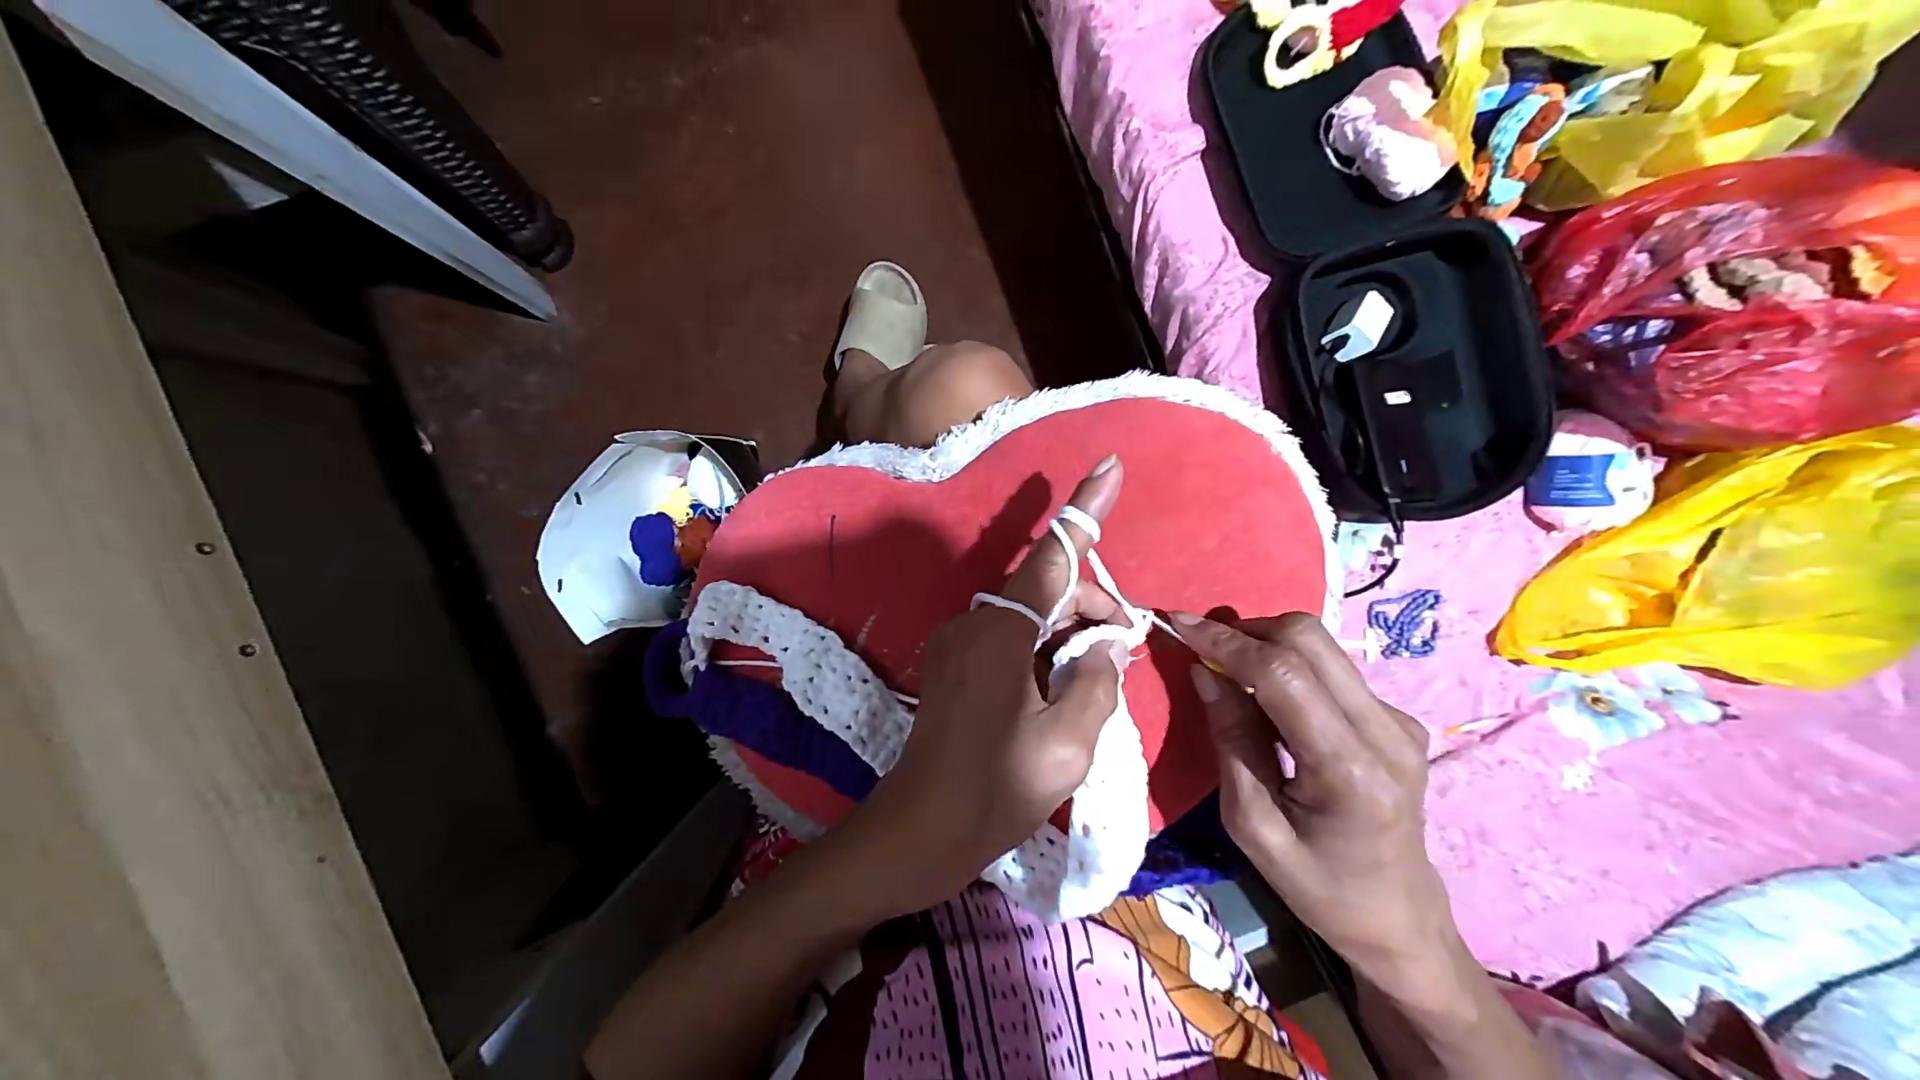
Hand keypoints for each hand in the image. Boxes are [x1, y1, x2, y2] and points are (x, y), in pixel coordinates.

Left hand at [838, 456, 1129, 916]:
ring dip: (1068, 626)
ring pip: (1026, 611)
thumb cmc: (996, 790)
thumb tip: (1103, 646)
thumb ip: (1095, 681)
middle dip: (1090, 600)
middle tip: (1125, 640)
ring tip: (1101, 664)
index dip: (1085, 512)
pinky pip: (1008, 634)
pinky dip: (1043, 644)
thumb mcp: (1068, 743)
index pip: (1051, 558)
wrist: (921, 831)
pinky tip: (1065, 677)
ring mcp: (958, 643)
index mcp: (1000, 633)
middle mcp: (974, 623)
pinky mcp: (954, 665)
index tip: (1108, 465)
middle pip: (1043, 587)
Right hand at [1177, 612, 1466, 1000]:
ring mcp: (1398, 721)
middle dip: (1246, 631)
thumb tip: (1205, 671)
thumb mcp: (1252, 825)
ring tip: (1229, 669)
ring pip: (1322, 645)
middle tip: (1204, 649)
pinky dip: (1288, 664)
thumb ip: (1231, 740)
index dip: (1226, 642)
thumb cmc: (1316, 884)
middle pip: (1309, 639)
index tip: (1179, 625)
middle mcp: (1386, 732)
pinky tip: (1267, 697)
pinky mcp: (1397, 718)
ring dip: (1265, 643)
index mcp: (1350, 771)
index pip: (1283, 676)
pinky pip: (1332, 667)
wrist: (1397, 916)